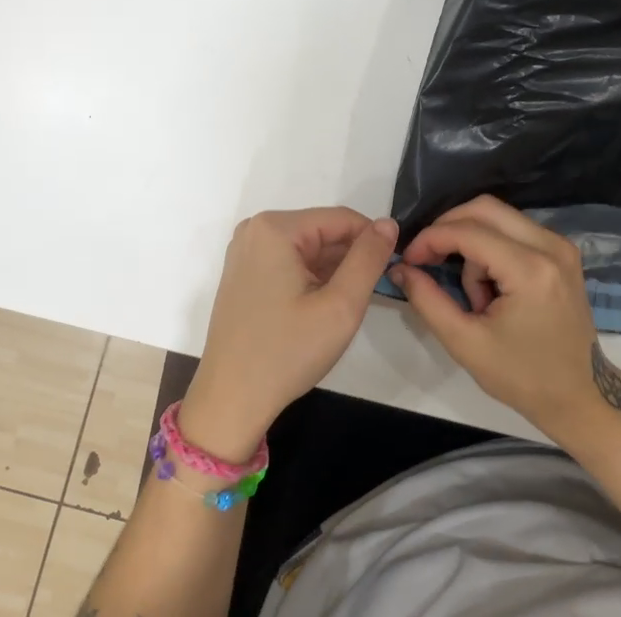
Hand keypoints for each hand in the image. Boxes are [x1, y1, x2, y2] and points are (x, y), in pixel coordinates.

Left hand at [181, 209, 396, 461]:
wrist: (232, 400)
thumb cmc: (287, 353)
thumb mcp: (341, 305)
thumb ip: (369, 258)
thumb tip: (388, 223)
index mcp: (275, 228)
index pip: (343, 219)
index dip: (373, 243)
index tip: (388, 275)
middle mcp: (255, 230)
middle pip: (324, 232)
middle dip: (349, 260)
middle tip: (362, 300)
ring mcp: (246, 252)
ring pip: (309, 249)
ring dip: (332, 273)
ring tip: (338, 310)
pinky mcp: (244, 274)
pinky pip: (290, 262)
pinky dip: (311, 280)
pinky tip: (317, 312)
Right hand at [390, 196, 598, 438]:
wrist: (579, 396)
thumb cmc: (522, 376)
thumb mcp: (465, 343)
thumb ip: (427, 300)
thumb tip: (400, 268)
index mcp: (531, 270)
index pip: (469, 231)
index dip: (431, 239)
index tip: (408, 260)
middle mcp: (551, 246)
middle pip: (485, 208)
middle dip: (449, 230)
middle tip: (428, 261)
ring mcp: (562, 247)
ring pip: (499, 218)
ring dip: (474, 245)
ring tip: (475, 297)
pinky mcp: (563, 253)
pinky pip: (516, 231)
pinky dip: (494, 249)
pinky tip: (492, 289)